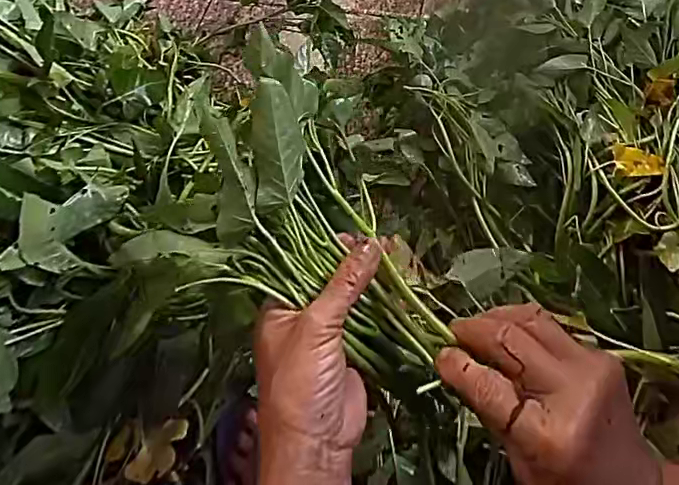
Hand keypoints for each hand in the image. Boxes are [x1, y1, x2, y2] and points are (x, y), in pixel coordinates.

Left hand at [253, 236, 382, 484]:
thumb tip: (370, 244)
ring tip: (394, 255)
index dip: (327, 247)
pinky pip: (368, 318)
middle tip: (380, 241)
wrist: (317, 446)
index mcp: (280, 308)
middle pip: (331, 279)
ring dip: (372, 279)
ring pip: (352, 297)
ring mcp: (328, 333)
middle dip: (355, 261)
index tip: (353, 232)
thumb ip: (344, 283)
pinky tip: (398, 286)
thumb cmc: (300, 385)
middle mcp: (302, 316)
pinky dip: (383, 303)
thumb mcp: (318, 326)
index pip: (303, 265)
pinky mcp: (352, 348)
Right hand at [437, 304, 662, 484]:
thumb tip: (454, 362)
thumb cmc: (568, 483)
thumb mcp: (522, 463)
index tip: (441, 352)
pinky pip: (553, 326)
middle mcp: (573, 392)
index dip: (459, 365)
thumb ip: (491, 410)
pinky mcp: (603, 354)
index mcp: (548, 435)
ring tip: (478, 325)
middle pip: (510, 338)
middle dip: (475, 329)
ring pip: (532, 318)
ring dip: (499, 316)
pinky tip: (511, 332)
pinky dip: (525, 325)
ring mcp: (592, 367)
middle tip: (454, 331)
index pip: (490, 387)